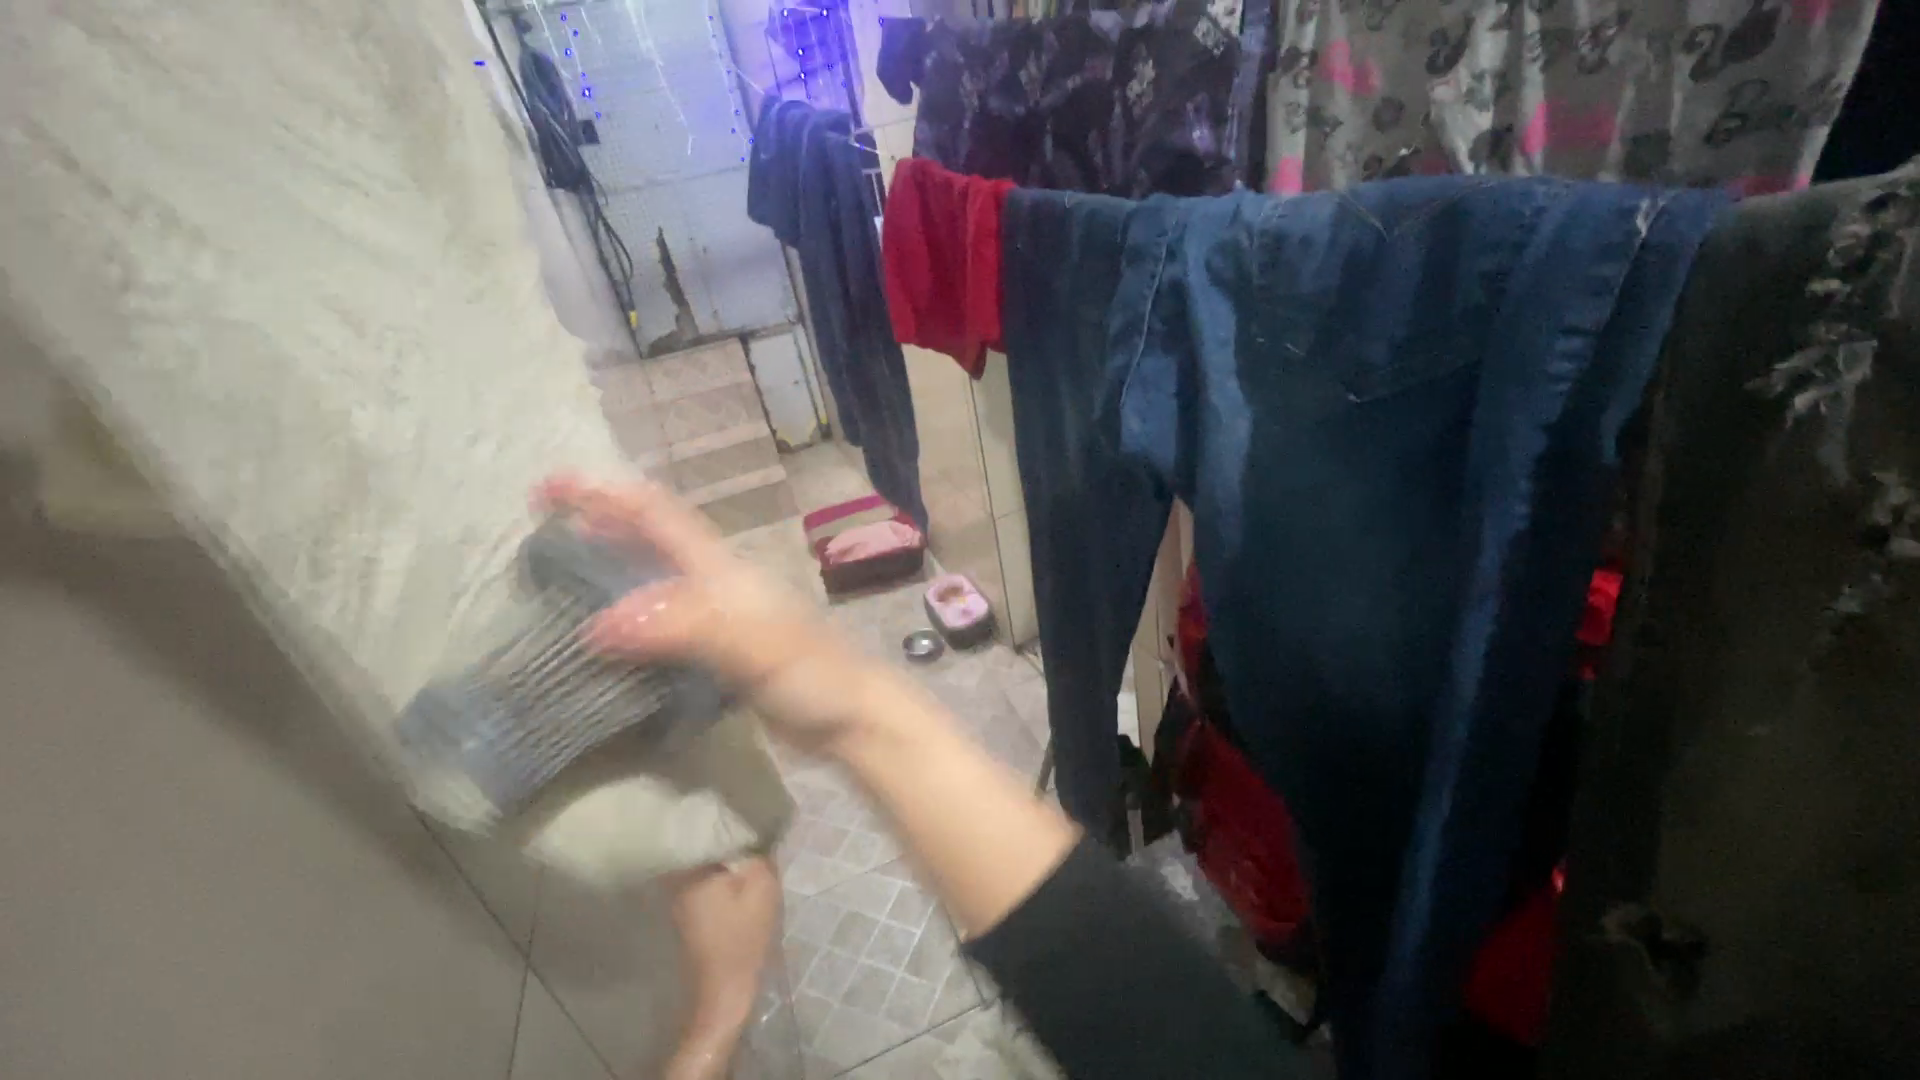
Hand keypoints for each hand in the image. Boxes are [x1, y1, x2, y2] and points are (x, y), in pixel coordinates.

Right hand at [535, 473, 876, 753]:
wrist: (852, 718)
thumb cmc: (812, 674)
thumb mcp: (753, 646)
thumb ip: (684, 627)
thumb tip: (599, 623)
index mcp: (721, 570)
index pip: (657, 514)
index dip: (605, 493)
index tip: (548, 487)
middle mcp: (716, 585)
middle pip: (651, 540)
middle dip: (599, 525)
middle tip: (539, 532)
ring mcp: (718, 620)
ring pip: (653, 583)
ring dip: (609, 573)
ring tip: (556, 582)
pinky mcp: (718, 655)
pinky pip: (660, 628)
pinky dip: (627, 625)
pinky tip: (605, 644)